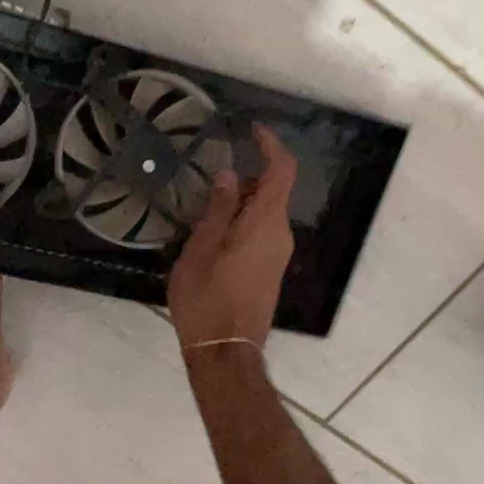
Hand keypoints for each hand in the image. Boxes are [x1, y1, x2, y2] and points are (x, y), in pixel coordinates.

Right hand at [168, 125, 296, 351]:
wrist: (225, 352)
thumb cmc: (206, 299)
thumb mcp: (201, 248)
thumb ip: (218, 208)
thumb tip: (230, 174)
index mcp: (266, 223)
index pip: (282, 171)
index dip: (271, 145)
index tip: (251, 130)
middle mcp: (281, 235)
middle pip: (273, 192)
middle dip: (247, 177)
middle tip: (210, 179)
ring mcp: (278, 256)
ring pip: (266, 214)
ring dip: (242, 203)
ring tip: (204, 209)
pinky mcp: (269, 272)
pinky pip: (261, 234)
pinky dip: (243, 223)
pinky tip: (212, 236)